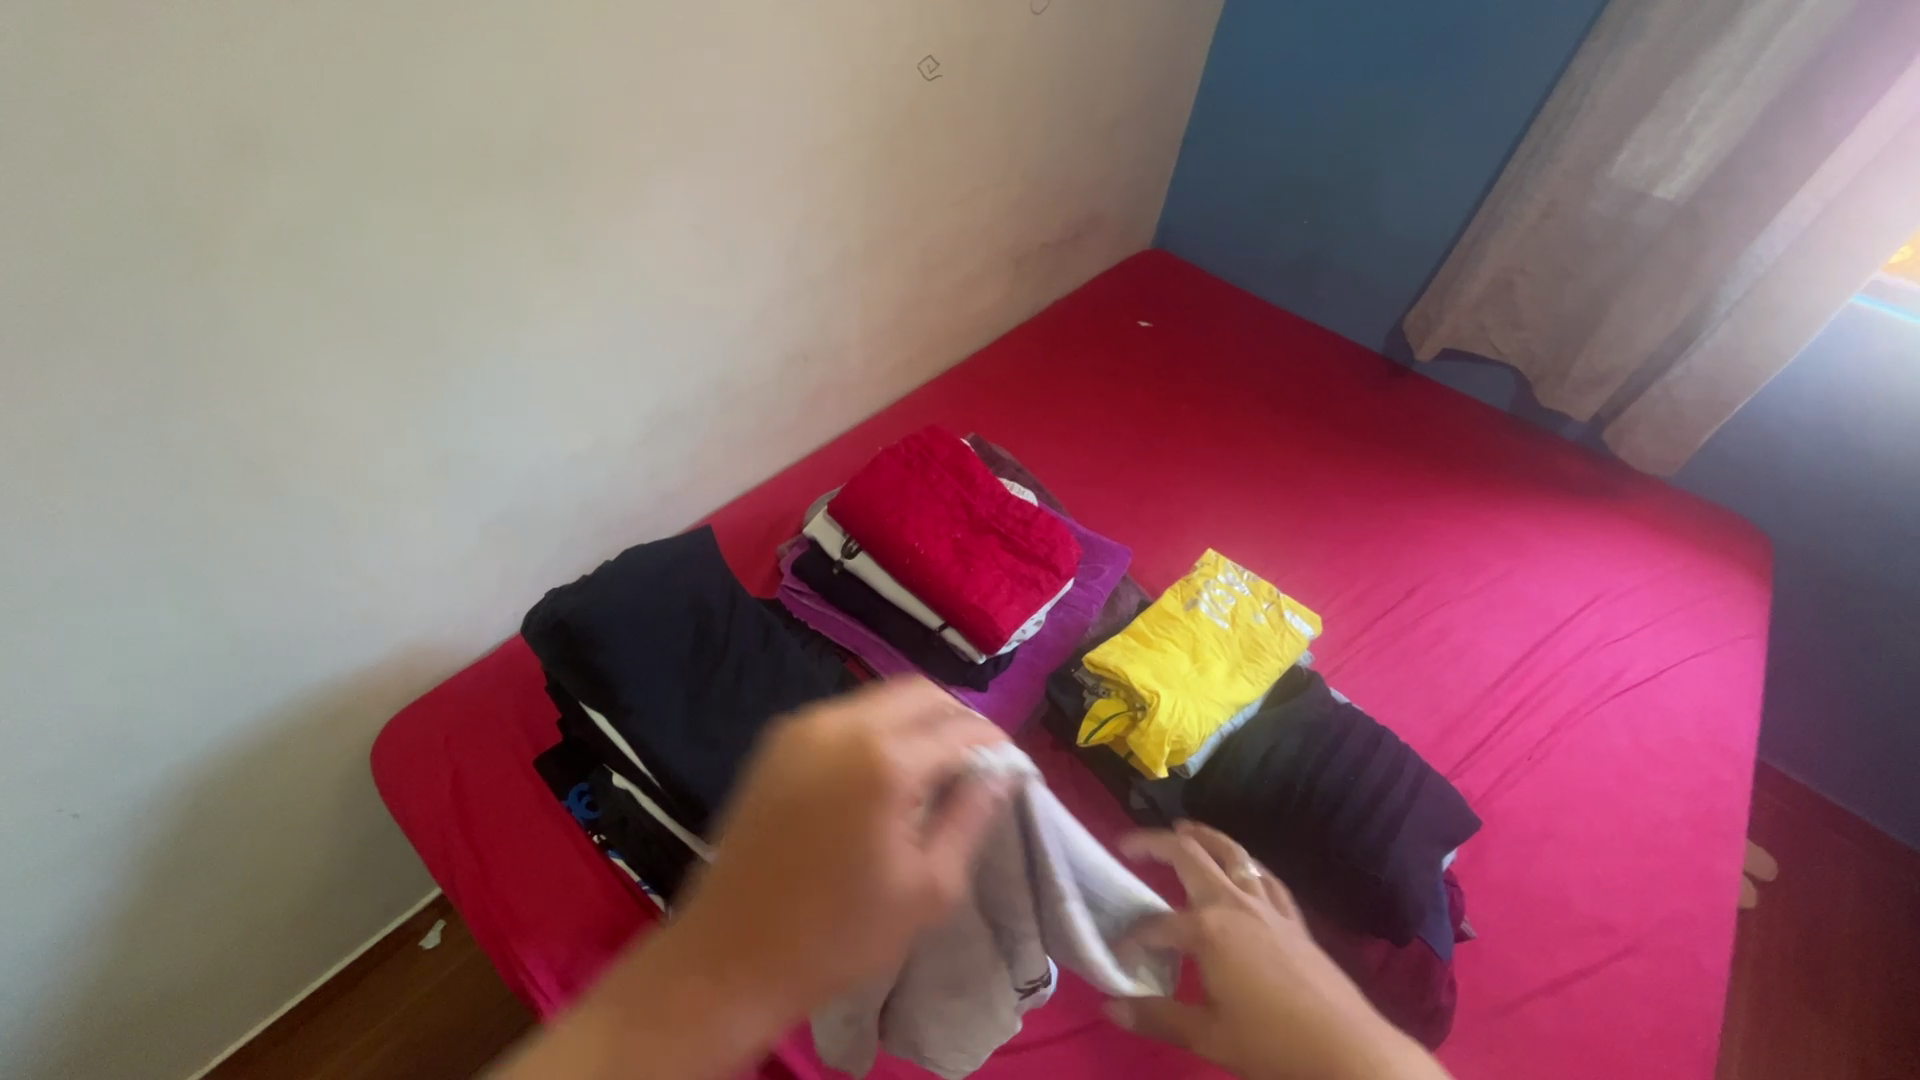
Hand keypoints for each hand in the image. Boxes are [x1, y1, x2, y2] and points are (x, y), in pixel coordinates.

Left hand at [671, 676, 1013, 1015]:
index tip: (1009, 763)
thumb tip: (1001, 771)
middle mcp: (841, 725)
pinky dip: (877, 728)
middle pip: (919, 693)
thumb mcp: (927, 888)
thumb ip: (971, 817)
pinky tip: (882, 770)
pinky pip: (844, 714)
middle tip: (974, 759)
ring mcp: (801, 728)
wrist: (729, 958)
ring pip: (879, 698)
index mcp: (884, 761)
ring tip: (932, 765)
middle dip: (956, 717)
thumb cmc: (838, 935)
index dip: (992, 740)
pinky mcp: (776, 742)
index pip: (958, 727)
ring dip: (916, 719)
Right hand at [1110, 823, 1449, 1079]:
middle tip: (1128, 843)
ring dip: (1203, 836)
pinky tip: (1241, 867)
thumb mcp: (1208, 1036)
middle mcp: (1233, 903)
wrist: (1349, 1053)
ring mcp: (1266, 906)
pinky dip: (1245, 863)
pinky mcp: (1292, 918)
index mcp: (1207, 929)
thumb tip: (1109, 1008)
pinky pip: (1264, 876)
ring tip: (1183, 827)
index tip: (1116, 955)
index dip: (1130, 938)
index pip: (1155, 925)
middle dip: (1154, 843)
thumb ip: (1156, 1016)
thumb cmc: (1273, 1045)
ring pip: (1231, 853)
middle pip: (1189, 856)